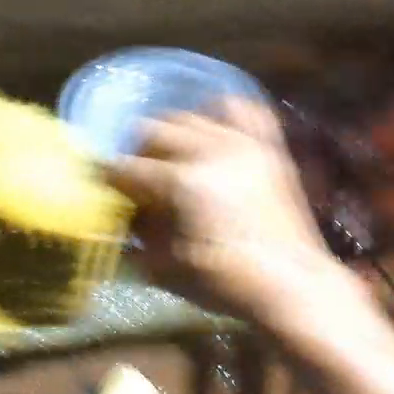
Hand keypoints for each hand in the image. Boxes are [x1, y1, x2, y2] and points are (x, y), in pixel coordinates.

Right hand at [105, 98, 346, 321]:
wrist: (290, 284)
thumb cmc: (223, 282)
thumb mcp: (163, 267)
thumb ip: (135, 234)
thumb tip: (120, 215)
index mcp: (180, 181)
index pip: (125, 167)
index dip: (108, 178)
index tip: (103, 187)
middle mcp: (207, 150)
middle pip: (152, 130)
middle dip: (136, 153)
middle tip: (137, 177)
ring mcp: (239, 143)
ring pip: (187, 115)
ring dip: (170, 135)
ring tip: (170, 159)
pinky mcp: (265, 145)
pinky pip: (237, 110)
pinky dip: (217, 114)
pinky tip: (209, 133)